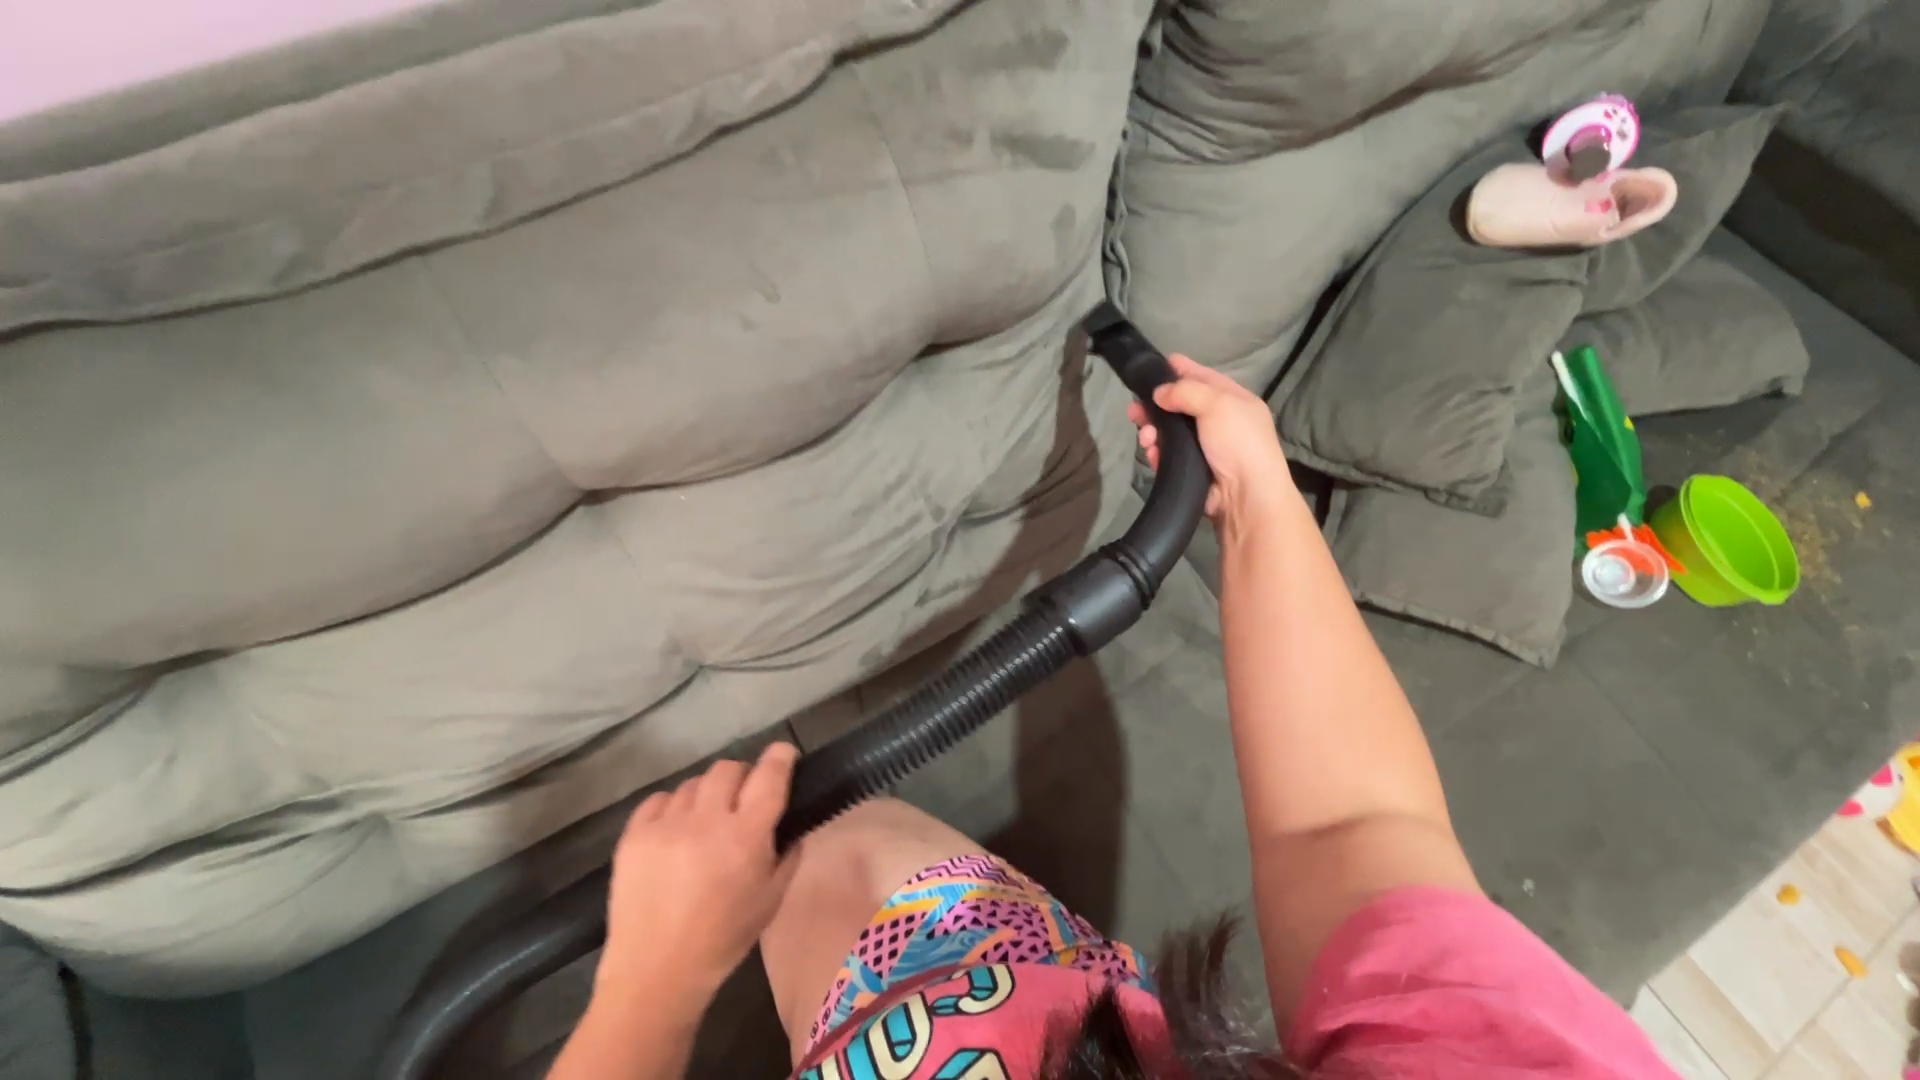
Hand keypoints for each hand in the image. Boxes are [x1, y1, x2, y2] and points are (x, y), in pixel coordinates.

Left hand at [600, 742, 799, 997]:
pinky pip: (658, 800)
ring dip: (707, 794)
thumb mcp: (771, 900)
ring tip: (706, 819)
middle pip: (728, 769)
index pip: (768, 777)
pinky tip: (676, 829)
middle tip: (742, 798)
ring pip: (694, 783)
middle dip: (741, 776)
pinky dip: (672, 807)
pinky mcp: (634, 836)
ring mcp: (666, 825)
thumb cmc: (723, 938)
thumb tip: (793, 826)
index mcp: (745, 836)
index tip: (784, 753)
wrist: (656, 972)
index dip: (780, 757)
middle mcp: (707, 821)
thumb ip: (788, 856)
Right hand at [1127, 354, 1294, 533]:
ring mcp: (1204, 447)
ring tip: (1146, 438)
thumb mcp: (1217, 404)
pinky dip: (1157, 453)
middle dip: (1155, 407)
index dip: (1181, 370)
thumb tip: (1159, 393)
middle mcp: (1219, 421)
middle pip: (1179, 406)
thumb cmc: (1238, 442)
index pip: (1203, 377)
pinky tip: (1151, 454)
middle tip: (1134, 411)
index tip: (1158, 364)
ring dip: (1153, 432)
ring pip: (1169, 432)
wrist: (1244, 494)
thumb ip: (1185, 391)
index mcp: (1233, 400)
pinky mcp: (1192, 468)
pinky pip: (1168, 455)